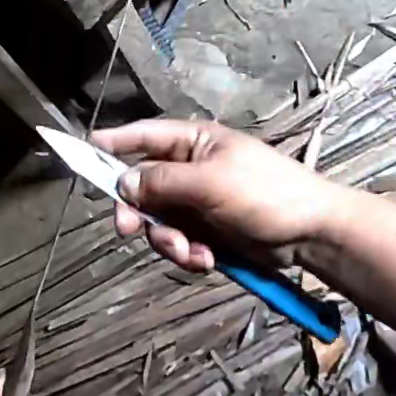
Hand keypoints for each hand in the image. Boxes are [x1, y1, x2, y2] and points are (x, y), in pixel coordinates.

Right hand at [91, 119, 343, 271]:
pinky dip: (187, 254)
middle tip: (127, 227)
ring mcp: (198, 202)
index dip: (115, 141)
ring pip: (159, 220)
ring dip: (168, 240)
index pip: (145, 135)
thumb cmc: (263, 192)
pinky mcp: (208, 231)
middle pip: (144, 186)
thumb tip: (123, 181)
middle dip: (138, 210)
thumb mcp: (210, 182)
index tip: (85, 149)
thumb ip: (162, 182)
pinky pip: (180, 241)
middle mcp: (191, 169)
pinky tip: (206, 260)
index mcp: (194, 143)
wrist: (310, 233)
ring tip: (191, 252)